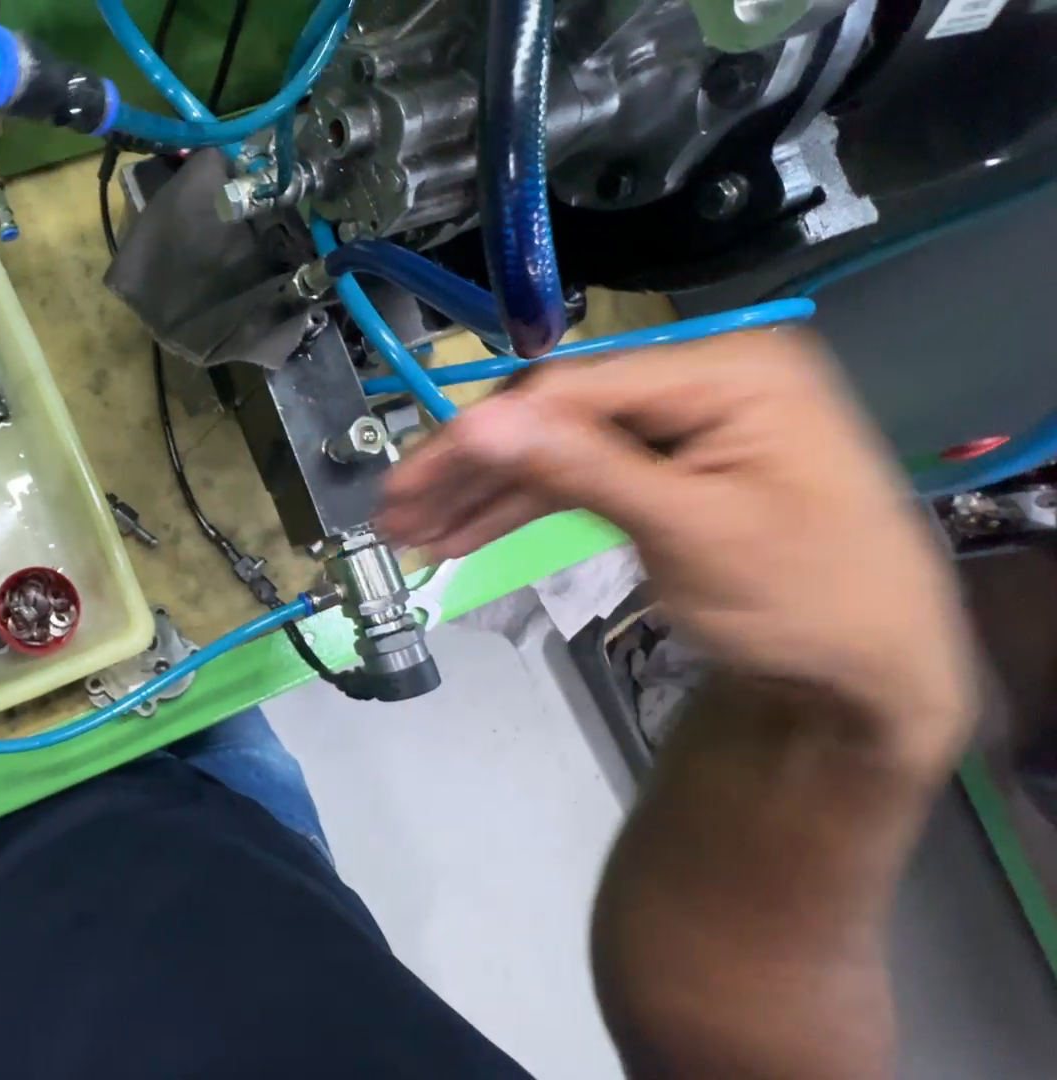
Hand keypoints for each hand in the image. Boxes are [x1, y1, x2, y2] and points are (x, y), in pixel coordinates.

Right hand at [377, 331, 976, 770]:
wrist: (866, 677)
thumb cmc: (807, 599)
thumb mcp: (690, 528)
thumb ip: (580, 467)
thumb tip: (476, 422)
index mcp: (724, 372)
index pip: (567, 390)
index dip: (479, 435)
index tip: (408, 479)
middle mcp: (692, 386)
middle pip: (546, 420)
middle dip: (466, 471)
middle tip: (392, 511)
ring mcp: (670, 430)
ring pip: (545, 455)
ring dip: (475, 497)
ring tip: (408, 534)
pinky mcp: (653, 472)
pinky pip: (566, 484)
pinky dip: (511, 513)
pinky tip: (457, 538)